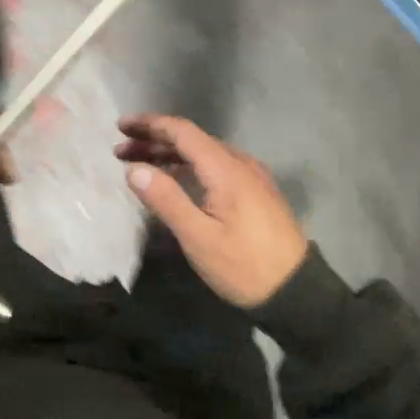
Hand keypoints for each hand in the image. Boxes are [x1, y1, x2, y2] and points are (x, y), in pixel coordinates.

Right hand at [116, 114, 308, 307]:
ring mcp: (252, 177)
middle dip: (154, 140)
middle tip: (121, 150)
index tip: (120, 126)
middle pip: (191, 139)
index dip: (150, 124)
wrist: (299, 294)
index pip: (182, 131)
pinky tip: (176, 180)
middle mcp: (240, 163)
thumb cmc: (245, 266)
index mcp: (226, 168)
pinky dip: (189, 166)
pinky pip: (216, 166)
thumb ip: (166, 199)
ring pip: (204, 152)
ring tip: (141, 165)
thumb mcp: (199, 238)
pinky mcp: (257, 192)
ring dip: (170, 154)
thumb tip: (133, 169)